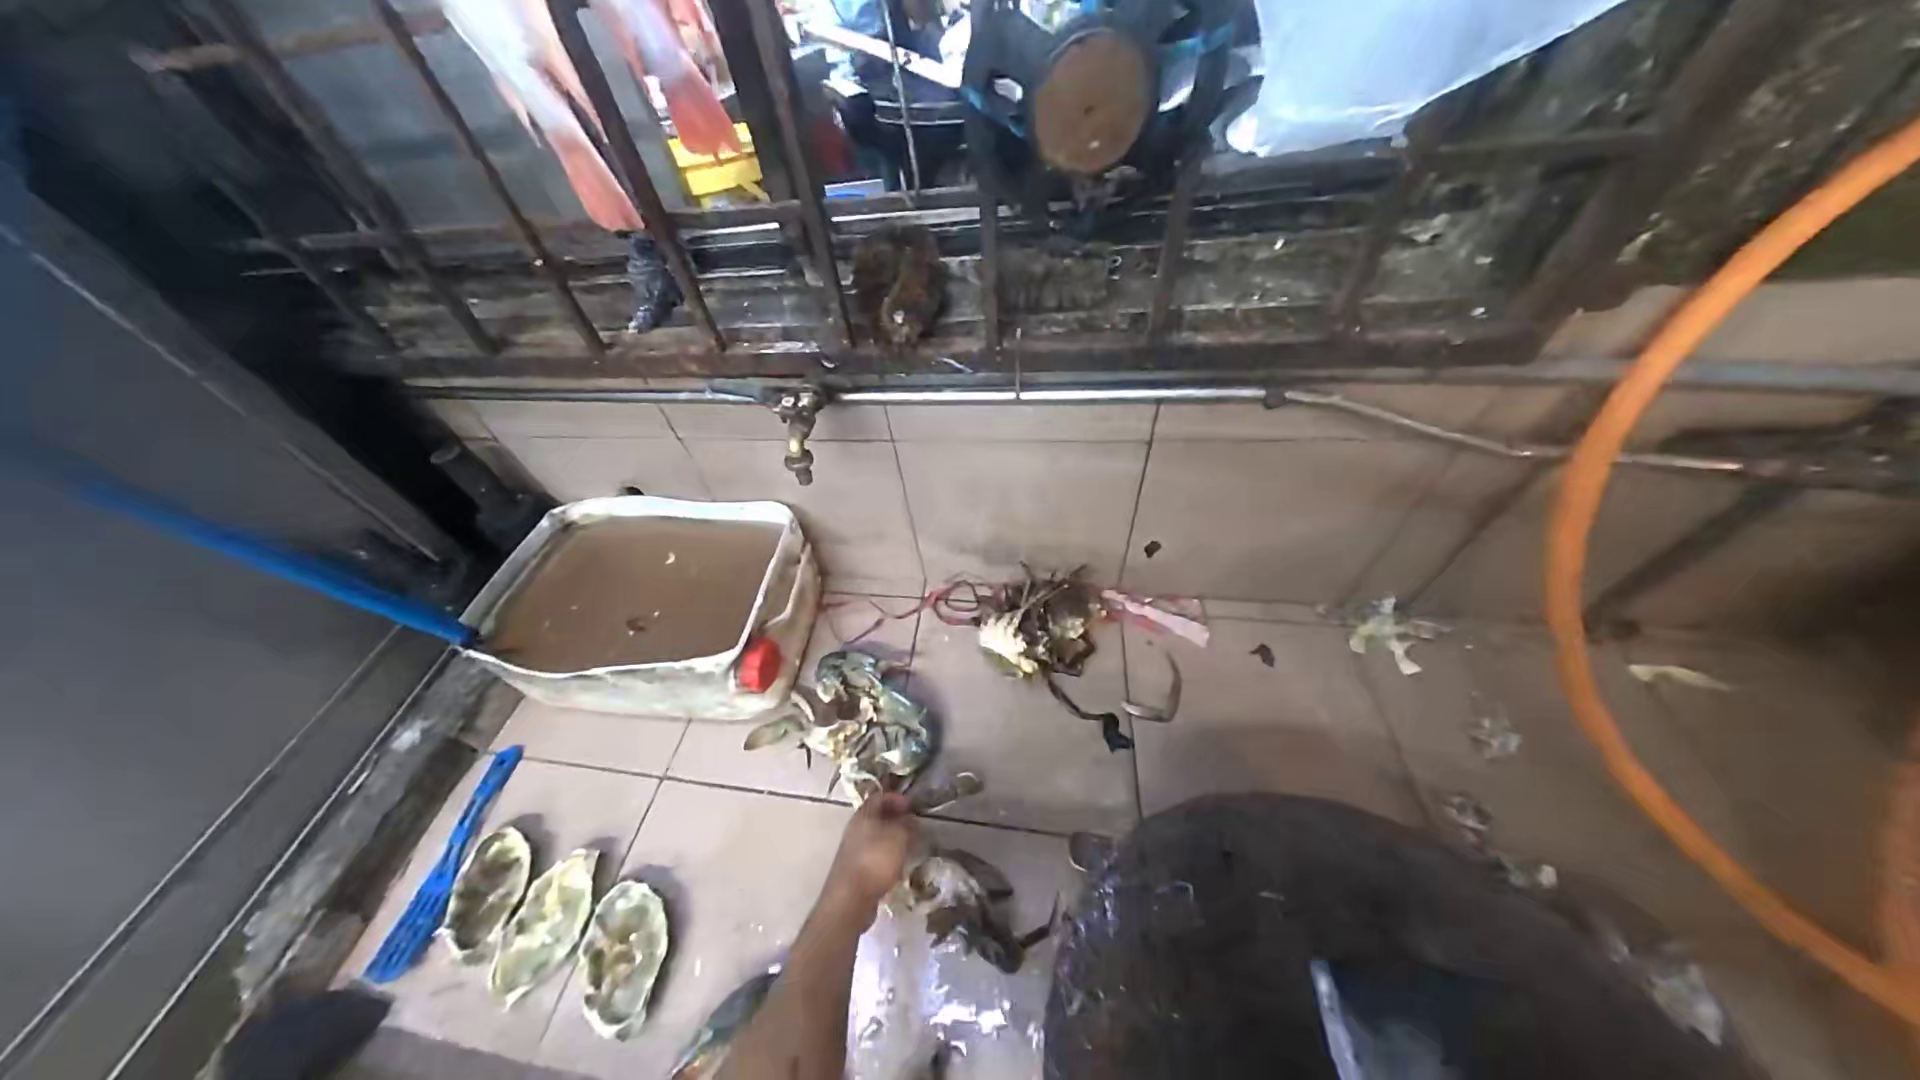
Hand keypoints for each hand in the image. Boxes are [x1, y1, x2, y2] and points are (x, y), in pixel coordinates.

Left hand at [820, 792, 917, 928]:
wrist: (850, 900)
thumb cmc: (876, 861)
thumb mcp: (899, 837)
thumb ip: (908, 825)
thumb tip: (912, 820)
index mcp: (863, 815)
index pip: (879, 797)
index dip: (897, 798)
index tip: (913, 806)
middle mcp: (855, 830)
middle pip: (877, 817)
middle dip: (897, 819)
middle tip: (914, 825)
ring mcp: (853, 851)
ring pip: (876, 838)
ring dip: (893, 839)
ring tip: (910, 846)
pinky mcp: (855, 871)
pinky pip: (874, 856)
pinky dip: (887, 857)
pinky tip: (898, 867)